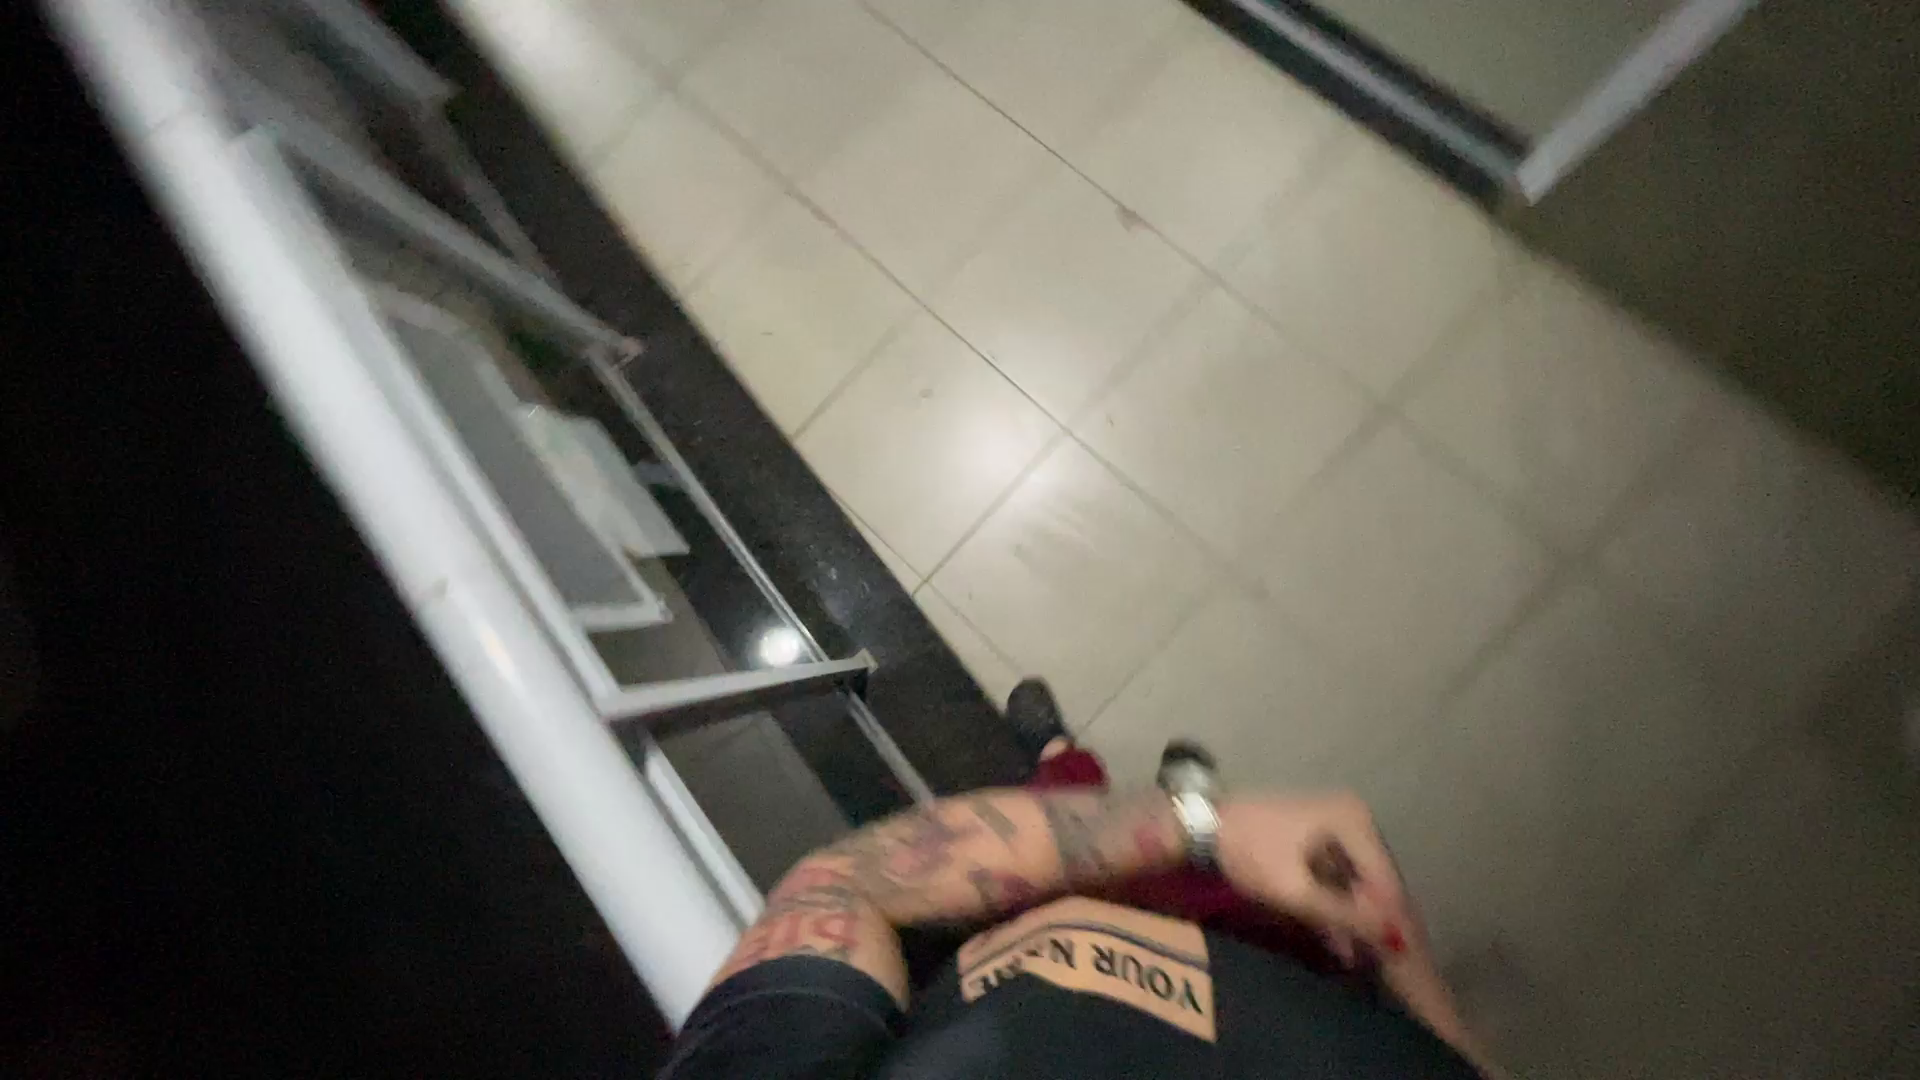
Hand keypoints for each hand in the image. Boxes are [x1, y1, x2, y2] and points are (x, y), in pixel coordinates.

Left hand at [1214, 792, 1412, 956]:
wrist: (1203, 826)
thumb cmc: (1247, 851)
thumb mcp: (1296, 891)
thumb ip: (1346, 916)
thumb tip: (1395, 941)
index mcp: (1353, 819)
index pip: (1386, 882)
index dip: (1387, 924)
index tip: (1387, 960)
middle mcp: (1352, 813)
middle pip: (1374, 879)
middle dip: (1370, 921)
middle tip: (1370, 961)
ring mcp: (1335, 820)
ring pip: (1355, 878)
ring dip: (1352, 916)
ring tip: (1351, 956)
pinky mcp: (1319, 831)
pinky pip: (1337, 870)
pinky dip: (1335, 900)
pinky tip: (1334, 936)